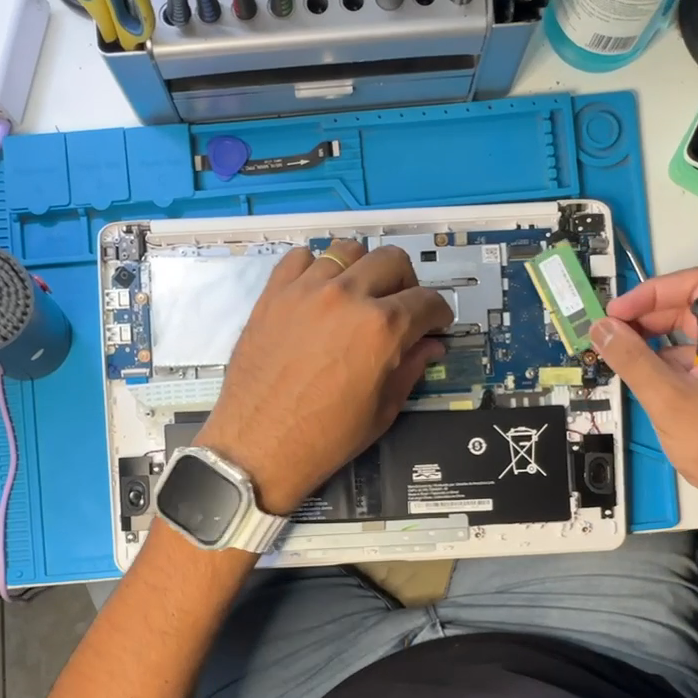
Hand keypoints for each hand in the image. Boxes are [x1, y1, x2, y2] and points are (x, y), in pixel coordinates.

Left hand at [198, 240, 453, 513]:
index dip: (438, 314)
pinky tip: (318, 291)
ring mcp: (306, 290)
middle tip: (401, 308)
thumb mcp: (382, 410)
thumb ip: (410, 369)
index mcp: (382, 328)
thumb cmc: (325, 438)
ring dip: (362, 269)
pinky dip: (315, 267)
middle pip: (392, 261)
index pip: (427, 300)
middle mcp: (346, 297)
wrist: (259, 447)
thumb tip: (429, 346)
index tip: (435, 324)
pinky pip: (300, 258)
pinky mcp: (273, 294)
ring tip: (358, 295)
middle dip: (407, 283)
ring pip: (347, 250)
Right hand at [590, 268, 697, 535]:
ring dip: (657, 343)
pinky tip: (645, 381)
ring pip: (696, 336)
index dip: (653, 292)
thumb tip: (600, 328)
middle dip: (651, 318)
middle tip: (611, 335)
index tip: (617, 313)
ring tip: (621, 359)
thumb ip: (631, 358)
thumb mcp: (668, 399)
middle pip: (697, 308)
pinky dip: (672, 365)